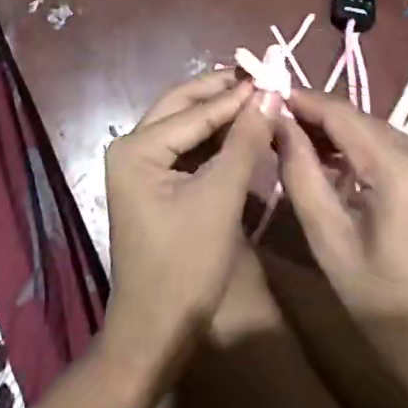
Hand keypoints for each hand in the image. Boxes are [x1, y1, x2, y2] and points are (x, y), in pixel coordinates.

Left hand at [101, 71, 271, 378]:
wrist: (155, 333)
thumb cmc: (185, 266)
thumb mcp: (221, 197)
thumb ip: (245, 141)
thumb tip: (271, 93)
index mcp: (137, 148)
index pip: (196, 110)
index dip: (239, 93)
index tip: (276, 74)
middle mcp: (131, 147)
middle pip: (184, 106)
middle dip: (224, 93)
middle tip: (266, 79)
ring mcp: (140, 166)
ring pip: (187, 125)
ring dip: (222, 114)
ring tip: (262, 99)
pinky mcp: (154, 184)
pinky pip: (187, 148)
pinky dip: (216, 138)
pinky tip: (244, 131)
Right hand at [274, 89, 407, 326]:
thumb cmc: (390, 307)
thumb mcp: (333, 244)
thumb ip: (302, 176)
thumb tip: (279, 126)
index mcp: (402, 165)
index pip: (341, 112)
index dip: (302, 100)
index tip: (268, 97)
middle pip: (363, 120)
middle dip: (320, 120)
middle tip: (278, 128)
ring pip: (382, 134)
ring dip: (344, 137)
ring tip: (303, 148)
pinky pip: (402, 151)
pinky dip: (370, 154)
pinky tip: (345, 171)